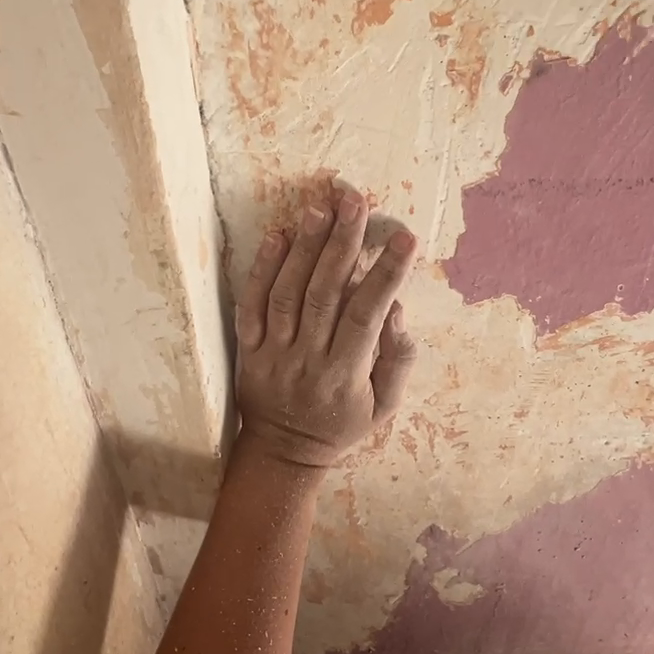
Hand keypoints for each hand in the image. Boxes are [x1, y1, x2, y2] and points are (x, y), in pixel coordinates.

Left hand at [233, 189, 419, 469]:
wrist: (282, 453)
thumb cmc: (340, 427)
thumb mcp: (383, 409)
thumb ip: (396, 362)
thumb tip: (397, 311)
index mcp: (345, 375)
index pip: (366, 314)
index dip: (386, 273)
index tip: (405, 237)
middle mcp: (307, 360)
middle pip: (324, 293)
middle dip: (343, 243)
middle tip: (356, 200)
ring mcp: (273, 353)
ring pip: (287, 293)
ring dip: (304, 247)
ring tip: (321, 208)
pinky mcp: (247, 349)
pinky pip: (251, 305)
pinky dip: (262, 269)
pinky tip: (277, 235)